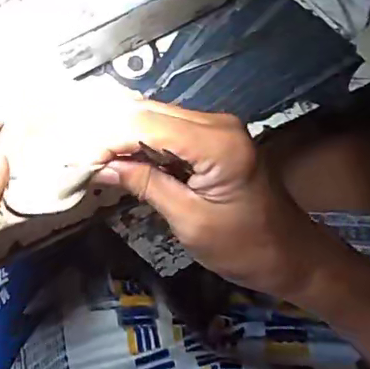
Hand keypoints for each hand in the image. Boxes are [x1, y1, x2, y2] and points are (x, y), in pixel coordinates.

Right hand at [96, 103, 340, 301]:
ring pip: (152, 116)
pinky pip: (165, 129)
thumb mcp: (190, 221)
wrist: (293, 256)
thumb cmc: (247, 248)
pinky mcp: (210, 137)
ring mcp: (214, 126)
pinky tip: (116, 156)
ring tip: (89, 158)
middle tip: (75, 157)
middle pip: (146, 112)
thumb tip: (101, 167)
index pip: (146, 124)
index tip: (78, 161)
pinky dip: (138, 141)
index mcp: (217, 143)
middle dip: (108, 133)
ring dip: (120, 136)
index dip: (107, 138)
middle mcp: (215, 122)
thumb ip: (146, 185)